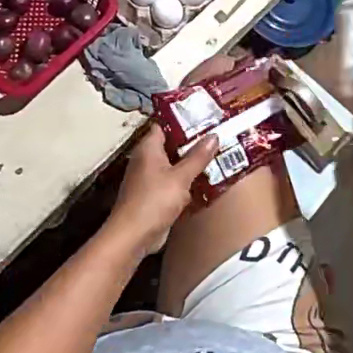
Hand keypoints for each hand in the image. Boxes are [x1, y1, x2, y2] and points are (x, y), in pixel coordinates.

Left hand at [108, 124, 219, 253]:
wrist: (135, 234)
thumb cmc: (154, 200)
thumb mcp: (180, 177)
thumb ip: (197, 157)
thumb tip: (213, 135)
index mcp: (148, 148)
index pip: (164, 126)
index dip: (182, 121)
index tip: (205, 118)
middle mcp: (146, 159)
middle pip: (171, 146)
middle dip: (192, 144)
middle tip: (218, 138)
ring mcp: (150, 178)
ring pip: (174, 166)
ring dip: (191, 165)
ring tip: (218, 158)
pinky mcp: (155, 195)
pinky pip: (174, 183)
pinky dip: (187, 183)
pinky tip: (205, 183)